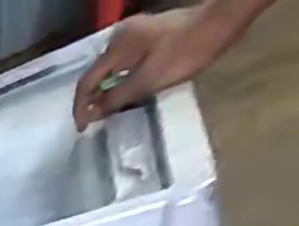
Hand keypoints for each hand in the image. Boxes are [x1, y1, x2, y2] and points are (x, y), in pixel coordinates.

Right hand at [73, 5, 253, 128]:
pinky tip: (123, 94)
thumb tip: (92, 114)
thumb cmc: (183, 54)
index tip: (82, 128)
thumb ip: (115, 98)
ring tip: (107, 113)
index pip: (87, 81)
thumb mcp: (146, 82)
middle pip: (96, 74)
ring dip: (105, 92)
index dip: (80, 107)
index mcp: (116, 46)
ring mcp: (133, 34)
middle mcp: (119, 37)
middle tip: (94, 123)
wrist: (218, 23)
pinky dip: (118, 81)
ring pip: (109, 69)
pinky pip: (122, 63)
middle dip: (92, 100)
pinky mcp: (145, 35)